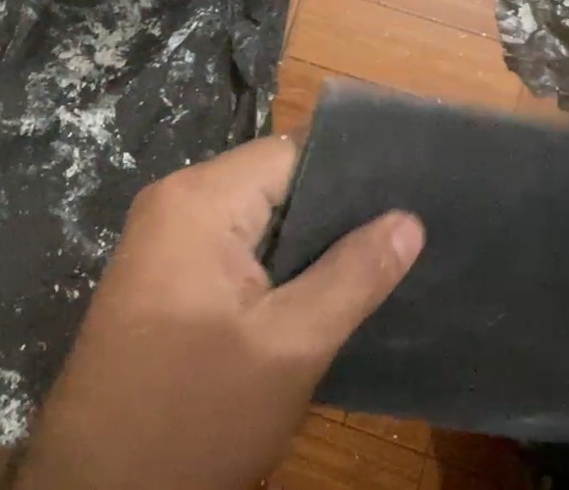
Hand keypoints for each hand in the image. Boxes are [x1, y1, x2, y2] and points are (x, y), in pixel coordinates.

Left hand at [14, 135, 424, 489]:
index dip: (347, 177)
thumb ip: (353, 275)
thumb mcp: (290, 347)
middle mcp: (173, 203)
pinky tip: (313, 298)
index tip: (404, 202)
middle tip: (397, 244)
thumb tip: (409, 220)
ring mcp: (160, 241)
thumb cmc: (196, 413)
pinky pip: (228, 251)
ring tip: (370, 271)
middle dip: (329, 216)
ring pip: (252, 221)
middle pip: (270, 185)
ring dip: (301, 249)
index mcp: (198, 200)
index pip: (289, 156)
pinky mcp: (159, 278)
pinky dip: (269, 270)